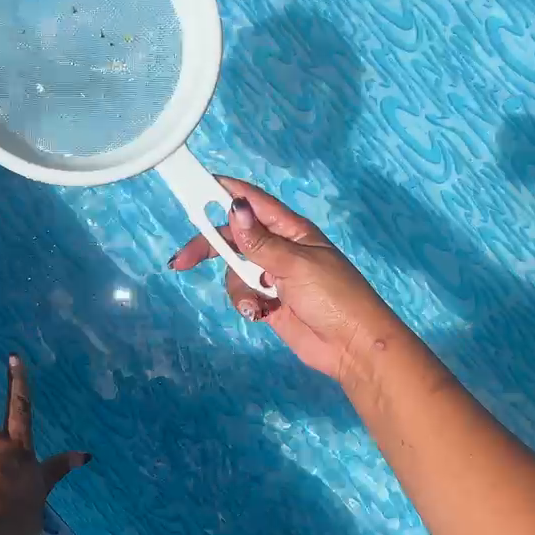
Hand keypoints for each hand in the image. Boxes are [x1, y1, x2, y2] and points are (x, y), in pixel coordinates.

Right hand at [169, 177, 408, 383]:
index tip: (194, 189)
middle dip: (209, 248)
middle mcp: (279, 248)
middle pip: (234, 238)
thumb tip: (235, 207)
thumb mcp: (296, 265)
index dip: (225, 193)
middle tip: (181, 262)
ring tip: (257, 305)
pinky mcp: (269, 302)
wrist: (352, 346)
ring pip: (235, 271)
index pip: (253, 202)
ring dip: (239, 288)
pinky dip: (247, 304)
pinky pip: (244, 295)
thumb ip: (260, 242)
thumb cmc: (334, 296)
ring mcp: (273, 276)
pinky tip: (262, 315)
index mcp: (291, 230)